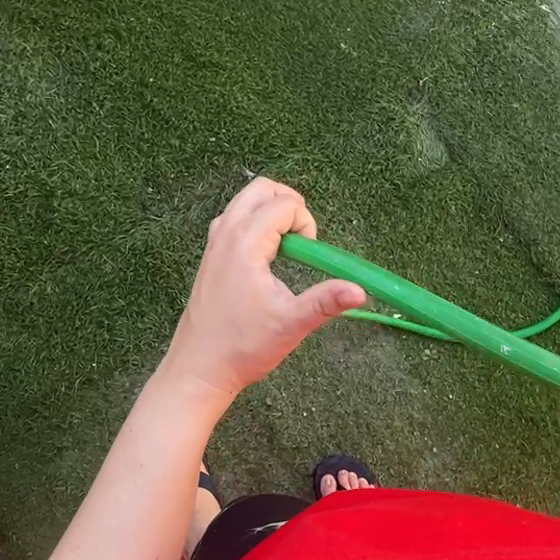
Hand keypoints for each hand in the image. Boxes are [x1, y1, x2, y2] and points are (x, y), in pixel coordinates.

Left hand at [161, 177, 366, 399]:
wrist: (198, 371)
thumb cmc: (243, 347)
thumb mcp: (291, 323)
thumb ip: (326, 302)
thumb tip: (360, 291)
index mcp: (245, 242)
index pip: (284, 204)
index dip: (306, 223)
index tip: (309, 254)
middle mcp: (225, 233)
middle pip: (261, 188)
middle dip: (289, 203)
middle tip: (303, 239)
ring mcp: (214, 243)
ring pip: (245, 201)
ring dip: (271, 211)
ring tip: (287, 247)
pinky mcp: (210, 256)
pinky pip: (234, 219)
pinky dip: (254, 223)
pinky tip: (265, 259)